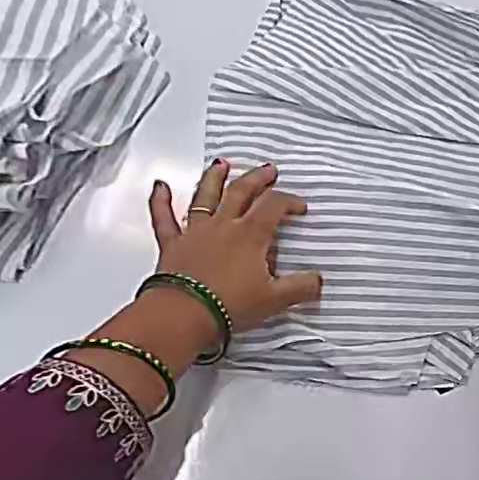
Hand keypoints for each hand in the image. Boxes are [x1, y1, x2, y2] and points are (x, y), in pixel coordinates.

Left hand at [147, 161, 323, 335]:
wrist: (183, 315)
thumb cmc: (229, 304)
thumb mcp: (275, 299)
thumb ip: (301, 287)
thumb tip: (318, 281)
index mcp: (251, 235)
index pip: (274, 206)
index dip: (289, 201)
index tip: (299, 207)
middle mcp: (223, 226)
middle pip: (242, 192)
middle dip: (258, 179)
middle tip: (268, 170)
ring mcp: (196, 232)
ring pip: (206, 196)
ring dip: (215, 178)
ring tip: (222, 165)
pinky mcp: (173, 244)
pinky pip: (165, 217)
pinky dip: (161, 200)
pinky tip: (160, 186)